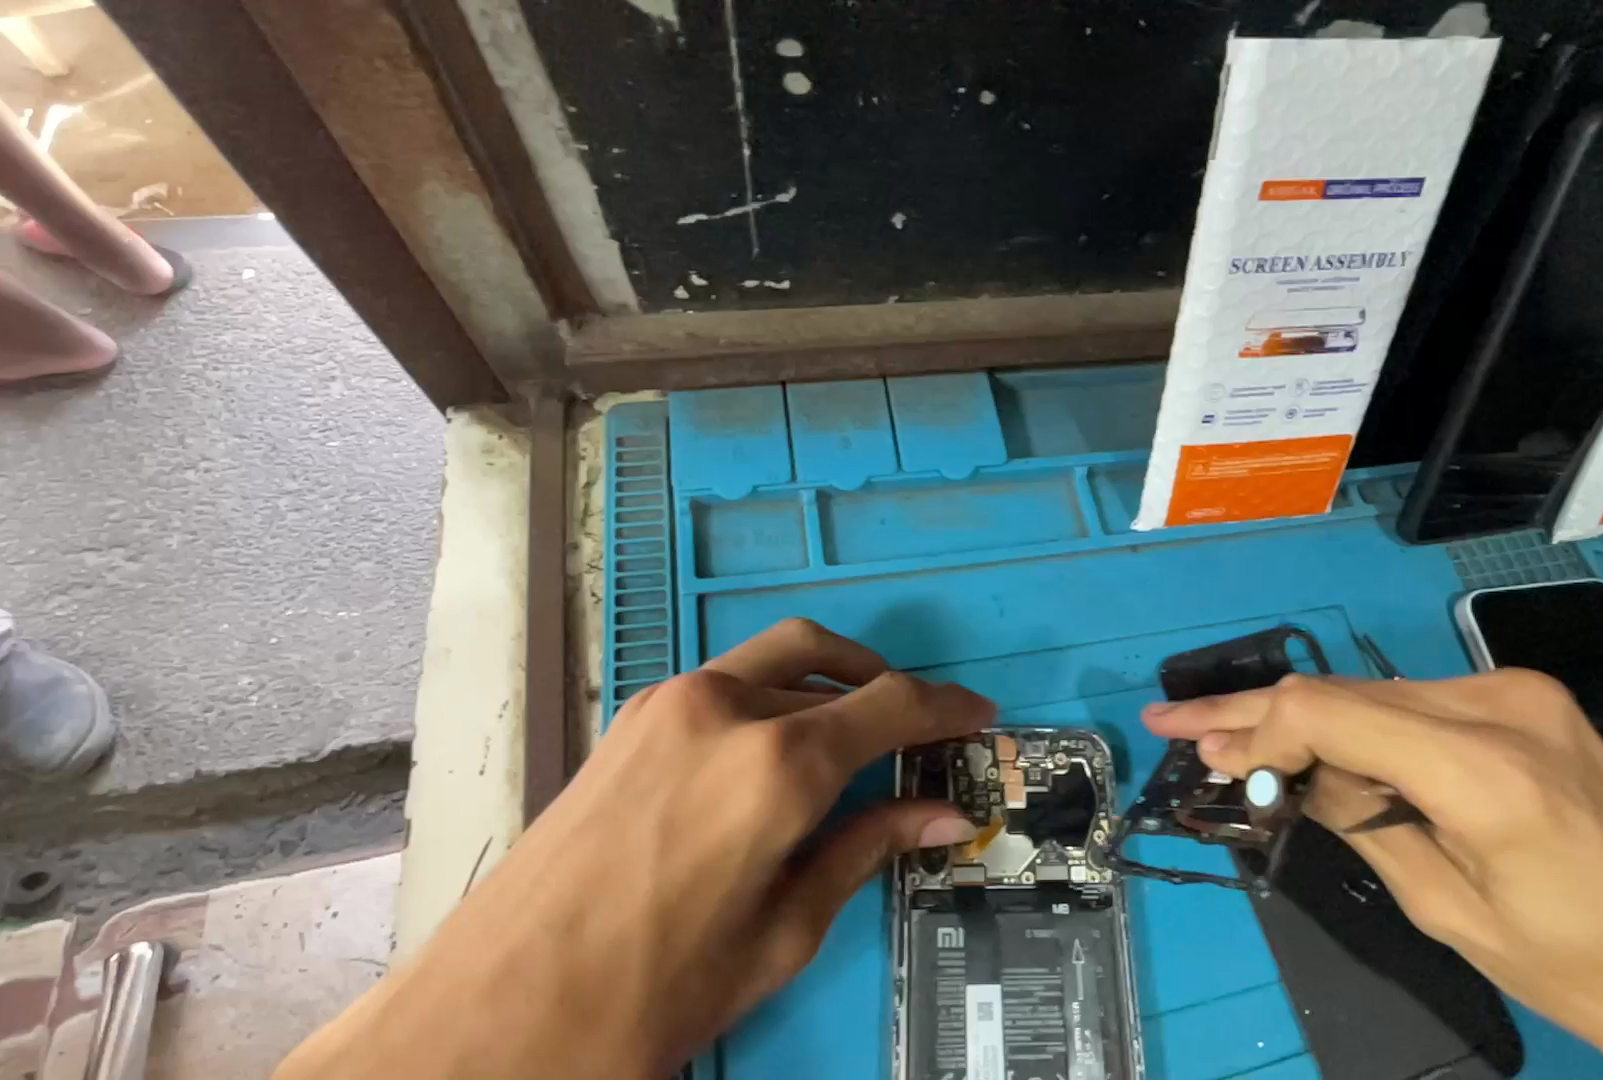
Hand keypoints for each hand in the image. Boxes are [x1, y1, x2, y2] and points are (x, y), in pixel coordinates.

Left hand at [276, 619, 992, 1079]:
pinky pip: (729, 682)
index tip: (979, 716)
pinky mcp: (634, 715)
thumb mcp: (783, 931)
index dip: (945, 707)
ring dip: (830, 682)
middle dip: (886, 686)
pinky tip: (775, 755)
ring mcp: (672, 702)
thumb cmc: (653, 995)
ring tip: (851, 739)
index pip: (890, 705)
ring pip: (778, 659)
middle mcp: (727, 708)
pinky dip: (774, 696)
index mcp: (777, 766)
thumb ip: (867, 849)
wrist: (490, 1017)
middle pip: (834, 661)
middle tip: (915, 732)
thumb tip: (947, 817)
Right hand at [1145, 670, 1602, 1079]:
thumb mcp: (1452, 912)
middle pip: (1337, 691)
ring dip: (1297, 721)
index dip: (1252, 730)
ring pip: (1366, 694)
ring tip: (1225, 741)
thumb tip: (1285, 775)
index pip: (1326, 712)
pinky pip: (1410, 706)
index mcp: (1484, 770)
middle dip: (1250, 713)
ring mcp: (1515, 695)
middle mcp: (1497, 705)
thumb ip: (1360, 821)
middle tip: (1174, 722)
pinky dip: (1353, 728)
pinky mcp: (1524, 704)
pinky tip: (1311, 751)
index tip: (1203, 757)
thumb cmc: (1590, 974)